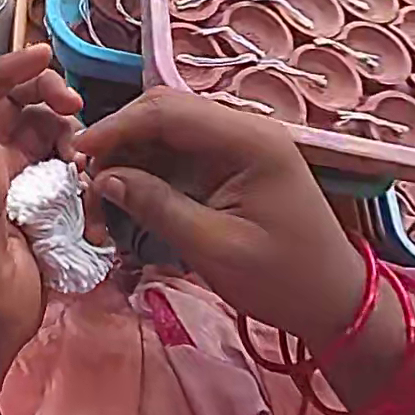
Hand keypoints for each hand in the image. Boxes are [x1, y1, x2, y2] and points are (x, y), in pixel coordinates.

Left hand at [0, 46, 82, 386]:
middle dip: (45, 91)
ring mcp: (16, 177)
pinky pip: (61, 159)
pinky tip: (91, 180)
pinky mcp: (39, 195)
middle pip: (14, 101)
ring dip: (68, 129)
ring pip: (43, 127)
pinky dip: (79, 159)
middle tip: (77, 110)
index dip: (4, 69)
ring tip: (85, 160)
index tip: (43, 56)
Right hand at [74, 88, 363, 342]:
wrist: (335, 302)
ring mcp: (229, 146)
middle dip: (117, 139)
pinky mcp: (220, 165)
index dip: (117, 126)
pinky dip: (141, 172)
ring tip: (100, 195)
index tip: (78, 151)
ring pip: (159, 133)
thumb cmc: (285, 279)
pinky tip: (124, 195)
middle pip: (161, 113)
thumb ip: (158, 207)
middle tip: (86, 176)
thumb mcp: (216, 248)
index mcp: (247, 141)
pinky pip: (169, 155)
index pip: (168, 112)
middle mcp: (238, 131)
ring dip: (125, 157)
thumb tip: (106, 179)